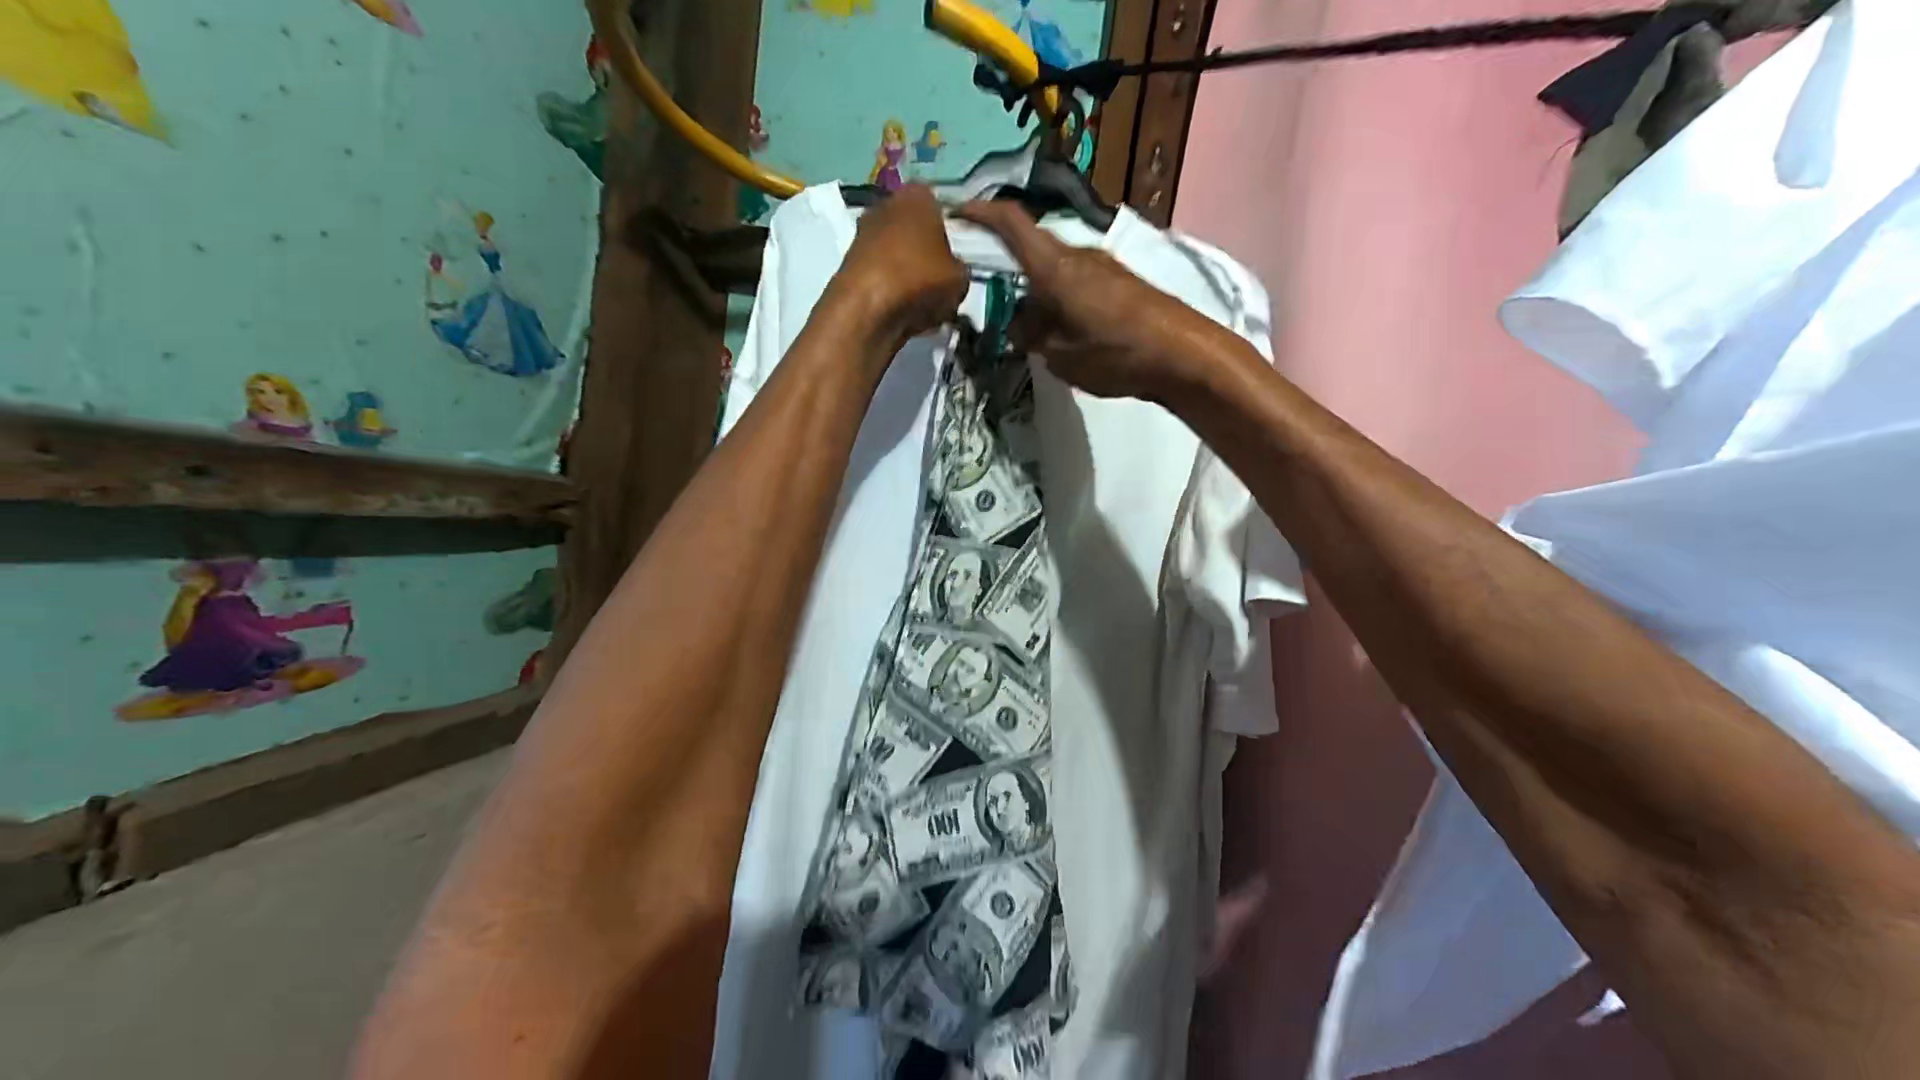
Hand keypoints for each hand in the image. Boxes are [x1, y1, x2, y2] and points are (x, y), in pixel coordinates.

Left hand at [832, 185, 967, 345]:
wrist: (866, 308)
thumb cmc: (920, 278)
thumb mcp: (960, 277)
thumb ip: (960, 268)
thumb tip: (951, 273)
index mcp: (917, 195)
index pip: (941, 208)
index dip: (951, 235)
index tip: (957, 259)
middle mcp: (886, 205)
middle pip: (916, 232)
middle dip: (927, 256)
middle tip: (941, 284)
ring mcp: (863, 234)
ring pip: (898, 256)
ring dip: (909, 277)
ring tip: (923, 306)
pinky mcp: (849, 263)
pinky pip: (882, 277)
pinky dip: (891, 292)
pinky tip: (902, 313)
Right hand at [954, 200, 1228, 402]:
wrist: (1182, 354)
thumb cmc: (1115, 353)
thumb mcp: (1060, 355)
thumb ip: (1032, 335)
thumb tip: (1019, 325)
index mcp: (1055, 267)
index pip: (1010, 222)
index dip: (980, 212)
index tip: (954, 213)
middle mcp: (1076, 255)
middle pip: (1030, 248)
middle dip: (1003, 264)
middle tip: (983, 291)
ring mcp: (1100, 265)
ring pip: (1052, 268)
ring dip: (1032, 287)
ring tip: (1021, 322)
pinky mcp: (1117, 281)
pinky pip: (1073, 280)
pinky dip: (1055, 294)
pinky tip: (1055, 326)